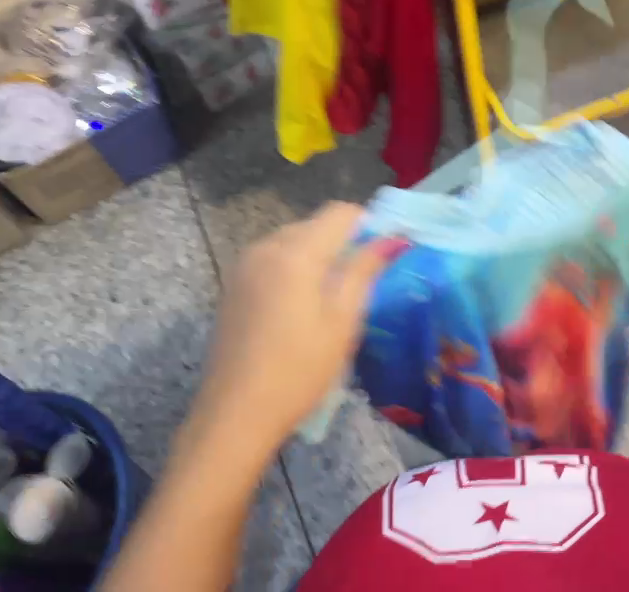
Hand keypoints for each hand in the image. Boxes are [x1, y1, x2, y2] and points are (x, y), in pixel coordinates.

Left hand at [192, 203, 403, 443]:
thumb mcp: (343, 320)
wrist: (236, 415)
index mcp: (296, 252)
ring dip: (317, 256)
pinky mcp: (233, 285)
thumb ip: (366, 269)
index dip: (368, 225)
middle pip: (315, 224)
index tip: (382, 256)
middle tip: (361, 283)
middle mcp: (266, 247)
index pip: (340, 212)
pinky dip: (294, 269)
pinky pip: (273, 259)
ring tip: (330, 299)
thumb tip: (395, 237)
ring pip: (294, 241)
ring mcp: (244, 265)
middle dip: (343, 242)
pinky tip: (299, 309)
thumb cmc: (299, 370)